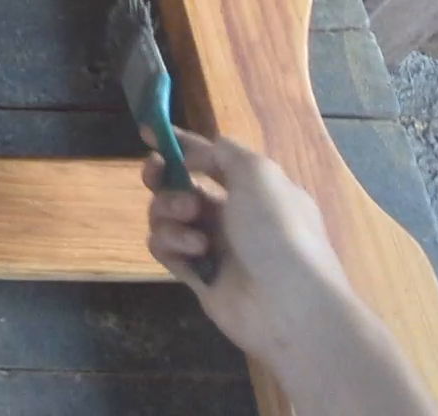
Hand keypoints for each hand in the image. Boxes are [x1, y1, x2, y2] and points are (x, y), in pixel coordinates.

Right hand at [142, 128, 354, 368]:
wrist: (291, 306)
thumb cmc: (278, 231)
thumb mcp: (259, 173)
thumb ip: (224, 152)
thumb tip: (196, 154)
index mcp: (251, 190)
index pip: (208, 157)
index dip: (178, 143)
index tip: (146, 131)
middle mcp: (230, 214)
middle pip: (177, 184)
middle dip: (162, 175)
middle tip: (156, 174)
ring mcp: (211, 244)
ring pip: (165, 213)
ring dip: (169, 210)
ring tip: (191, 223)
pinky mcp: (195, 273)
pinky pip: (163, 246)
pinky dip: (171, 243)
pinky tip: (193, 252)